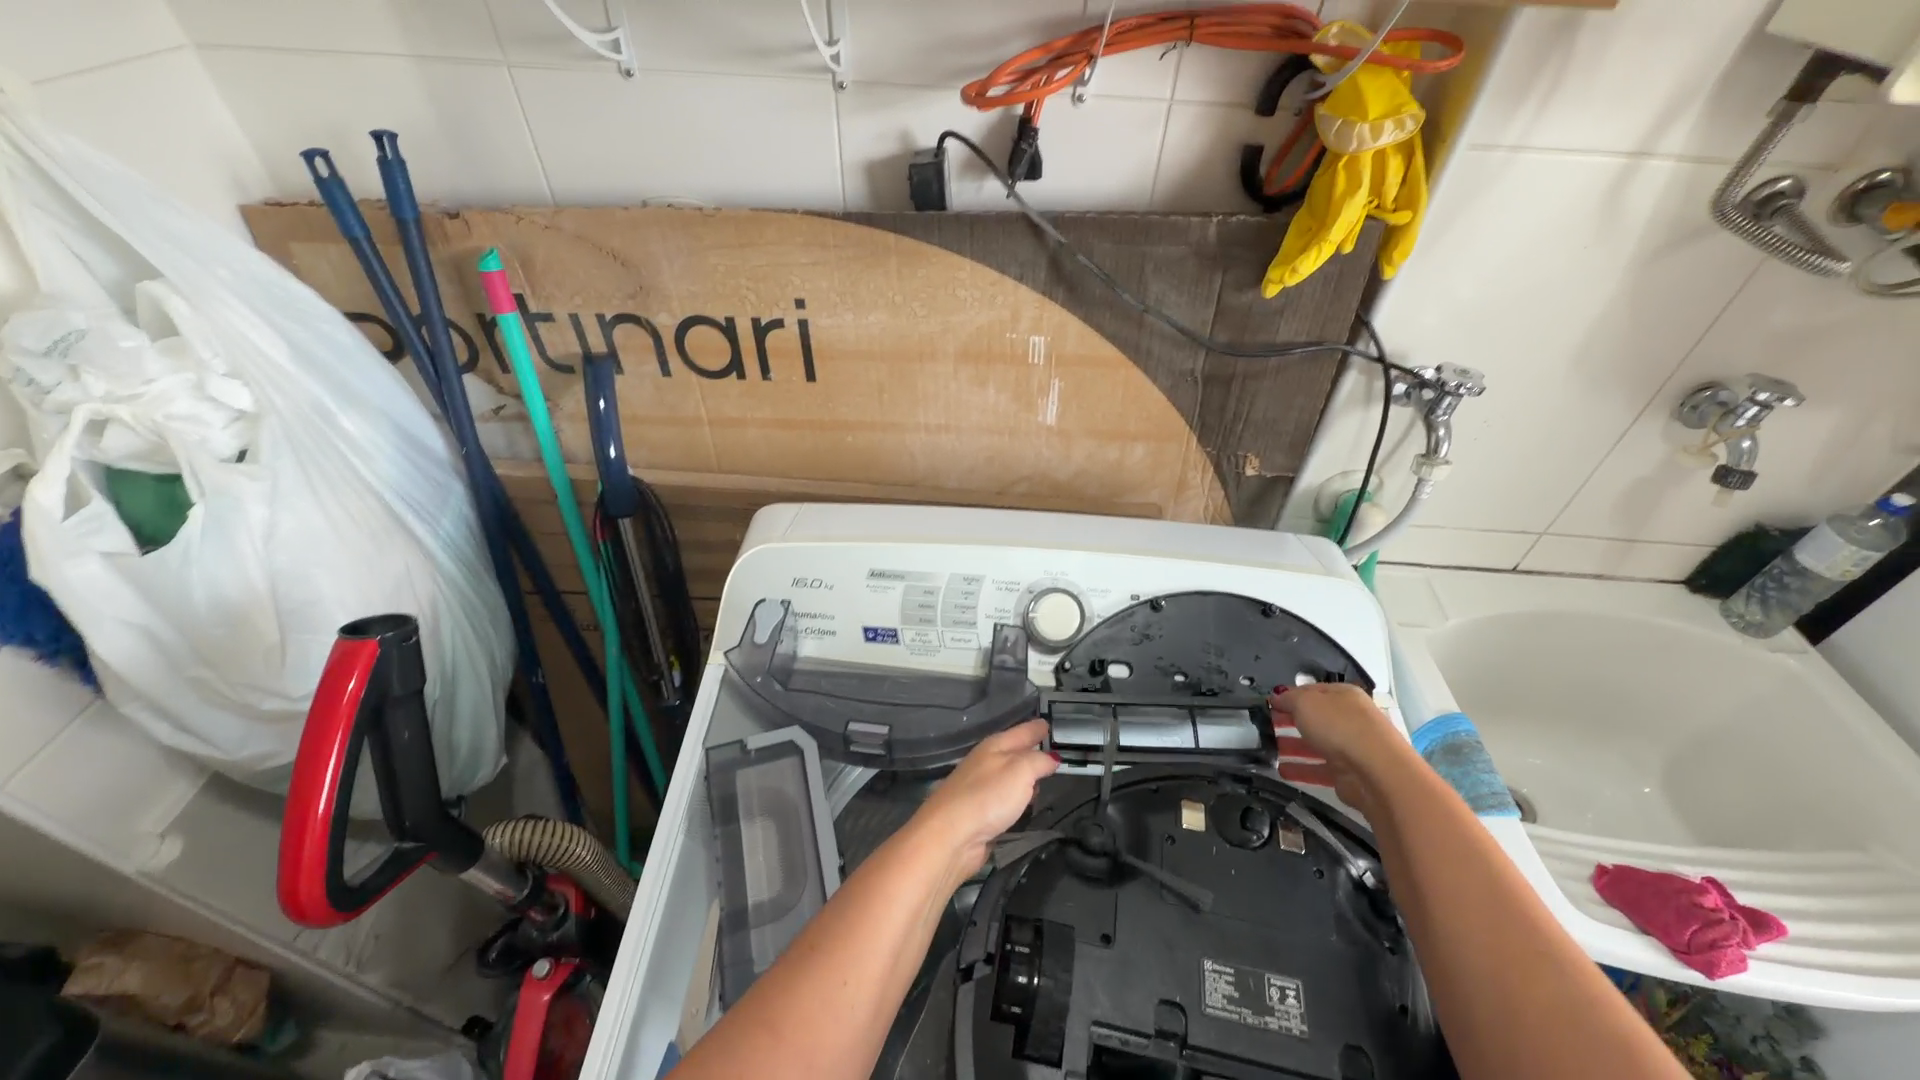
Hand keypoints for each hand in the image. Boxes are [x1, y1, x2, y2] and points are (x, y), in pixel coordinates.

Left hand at [909, 718, 1058, 877]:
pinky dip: (1017, 798)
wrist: (950, 836)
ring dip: (1026, 777)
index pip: (1022, 731)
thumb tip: (1051, 758)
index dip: (1038, 727)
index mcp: (994, 746)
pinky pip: (1005, 798)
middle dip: (1033, 751)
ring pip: (1011, 776)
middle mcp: (986, 763)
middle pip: (1015, 752)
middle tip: (1055, 752)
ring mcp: (981, 787)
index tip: (1050, 724)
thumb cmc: (987, 797)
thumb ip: (1038, 761)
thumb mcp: (1020, 771)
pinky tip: (1024, 804)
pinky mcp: (979, 812)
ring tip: (1044, 779)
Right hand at [1271, 683, 1411, 817]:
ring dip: (1292, 746)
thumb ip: (1288, 698)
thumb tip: (1277, 697)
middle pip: (1314, 718)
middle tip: (1264, 725)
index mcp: (1343, 696)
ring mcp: (1349, 747)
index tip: (1268, 704)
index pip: (1312, 691)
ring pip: (1315, 744)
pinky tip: (1281, 770)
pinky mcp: (1347, 774)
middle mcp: (1348, 719)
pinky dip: (1301, 769)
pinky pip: (1318, 769)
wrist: (1375, 771)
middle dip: (1289, 721)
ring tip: (1268, 749)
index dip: (1289, 696)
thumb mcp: (1305, 703)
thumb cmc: (1339, 726)